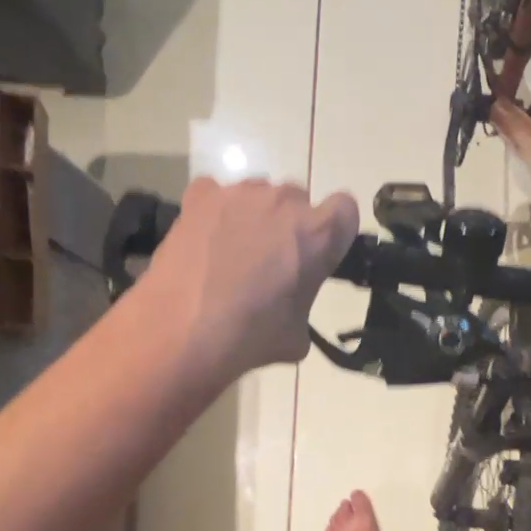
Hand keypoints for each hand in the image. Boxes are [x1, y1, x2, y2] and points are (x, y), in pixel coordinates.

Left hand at [123, 177, 358, 373]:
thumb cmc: (251, 337)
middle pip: (299, 201)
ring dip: (256, 217)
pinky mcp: (201, 195)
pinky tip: (208, 241)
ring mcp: (240, 193)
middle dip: (291, 225)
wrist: (184, 331)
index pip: (346, 209)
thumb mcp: (299, 334)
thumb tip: (289, 301)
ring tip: (235, 255)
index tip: (321, 252)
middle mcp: (283, 202)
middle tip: (273, 262)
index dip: (335, 231)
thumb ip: (304, 300)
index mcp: (318, 235)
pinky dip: (218, 212)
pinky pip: (219, 195)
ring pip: (259, 196)